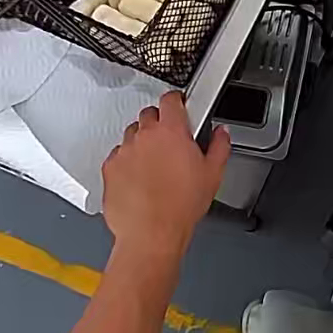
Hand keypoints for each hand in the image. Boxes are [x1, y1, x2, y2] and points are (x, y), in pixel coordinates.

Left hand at [102, 91, 231, 258]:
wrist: (152, 233)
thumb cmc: (181, 206)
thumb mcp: (213, 173)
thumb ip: (219, 146)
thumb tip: (222, 134)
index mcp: (172, 132)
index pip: (171, 100)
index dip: (177, 100)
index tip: (181, 105)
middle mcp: (145, 136)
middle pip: (149, 113)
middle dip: (160, 122)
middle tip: (171, 139)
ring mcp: (124, 151)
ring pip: (132, 134)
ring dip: (143, 141)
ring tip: (155, 162)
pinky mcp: (110, 168)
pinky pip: (118, 155)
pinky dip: (128, 161)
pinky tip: (140, 177)